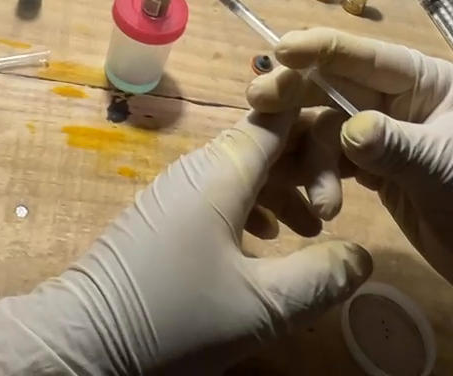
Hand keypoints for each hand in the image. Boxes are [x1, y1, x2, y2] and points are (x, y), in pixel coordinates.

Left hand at [0, 110, 371, 375]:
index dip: (314, 117)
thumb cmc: (178, 313)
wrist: (88, 336)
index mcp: (224, 170)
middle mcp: (201, 167)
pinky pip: (222, 192)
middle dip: (305, 166)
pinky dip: (254, 208)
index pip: (278, 118)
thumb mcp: (261, 305)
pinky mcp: (168, 212)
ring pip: (244, 170)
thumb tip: (364, 256)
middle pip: (264, 143)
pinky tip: (267, 244)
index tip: (349, 131)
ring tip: (313, 232)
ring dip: (282, 192)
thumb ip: (320, 277)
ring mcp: (180, 188)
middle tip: (337, 209)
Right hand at [248, 29, 452, 374]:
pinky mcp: (375, 170)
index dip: (320, 49)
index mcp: (425, 81)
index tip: (280, 48)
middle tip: (258, 103)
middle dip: (299, 95)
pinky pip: (334, 160)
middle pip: (336, 86)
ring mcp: (385, 134)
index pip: (365, 56)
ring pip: (329, 127)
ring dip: (314, 156)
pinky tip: (316, 203)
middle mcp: (399, 100)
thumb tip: (347, 130)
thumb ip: (395, 147)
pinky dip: (321, 176)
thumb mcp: (449, 172)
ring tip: (316, 199)